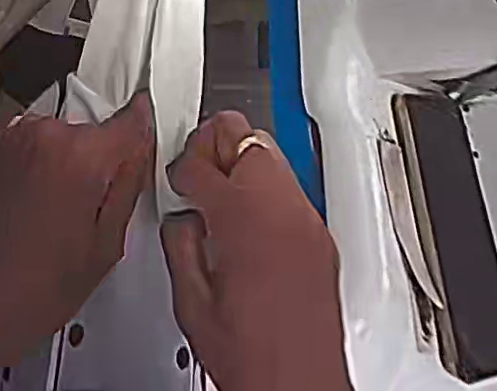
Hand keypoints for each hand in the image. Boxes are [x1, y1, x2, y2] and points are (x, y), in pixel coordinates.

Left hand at [0, 93, 154, 390]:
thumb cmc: (38, 284)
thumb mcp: (108, 242)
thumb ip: (131, 181)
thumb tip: (142, 146)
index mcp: (84, 155)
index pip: (131, 118)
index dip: (143, 130)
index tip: (145, 138)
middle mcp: (52, 134)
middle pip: (101, 128)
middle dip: (106, 155)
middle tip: (98, 199)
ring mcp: (25, 135)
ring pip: (75, 132)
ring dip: (78, 156)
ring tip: (67, 205)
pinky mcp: (8, 143)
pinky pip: (49, 137)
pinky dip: (53, 158)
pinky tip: (48, 197)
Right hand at [162, 112, 351, 390]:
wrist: (302, 390)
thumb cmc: (254, 358)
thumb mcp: (192, 302)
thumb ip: (180, 242)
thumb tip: (181, 217)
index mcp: (241, 215)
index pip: (200, 160)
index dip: (179, 166)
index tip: (177, 180)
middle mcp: (278, 204)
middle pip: (239, 131)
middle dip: (210, 144)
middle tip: (196, 169)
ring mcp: (304, 213)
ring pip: (267, 149)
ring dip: (238, 160)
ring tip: (220, 191)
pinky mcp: (319, 229)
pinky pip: (287, 182)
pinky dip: (264, 185)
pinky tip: (249, 215)